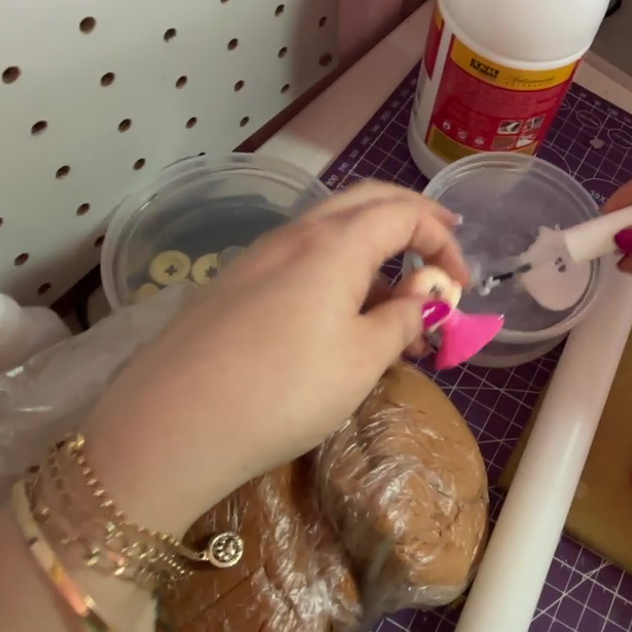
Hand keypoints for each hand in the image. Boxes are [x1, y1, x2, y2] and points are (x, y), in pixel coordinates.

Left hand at [78, 182, 468, 532]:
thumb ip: (403, 322)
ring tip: (399, 307)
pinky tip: (344, 319)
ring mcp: (258, 258)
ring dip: (375, 253)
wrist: (167, 429)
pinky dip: (339, 273)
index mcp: (335, 243)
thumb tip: (422, 303)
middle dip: (411, 218)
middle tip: (442, 242)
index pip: (405, 215)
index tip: (464, 284)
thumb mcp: (362, 360)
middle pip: (366, 202)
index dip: (443, 241)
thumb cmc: (283, 391)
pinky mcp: (234, 287)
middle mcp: (296, 235)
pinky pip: (302, 261)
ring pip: (332, 232)